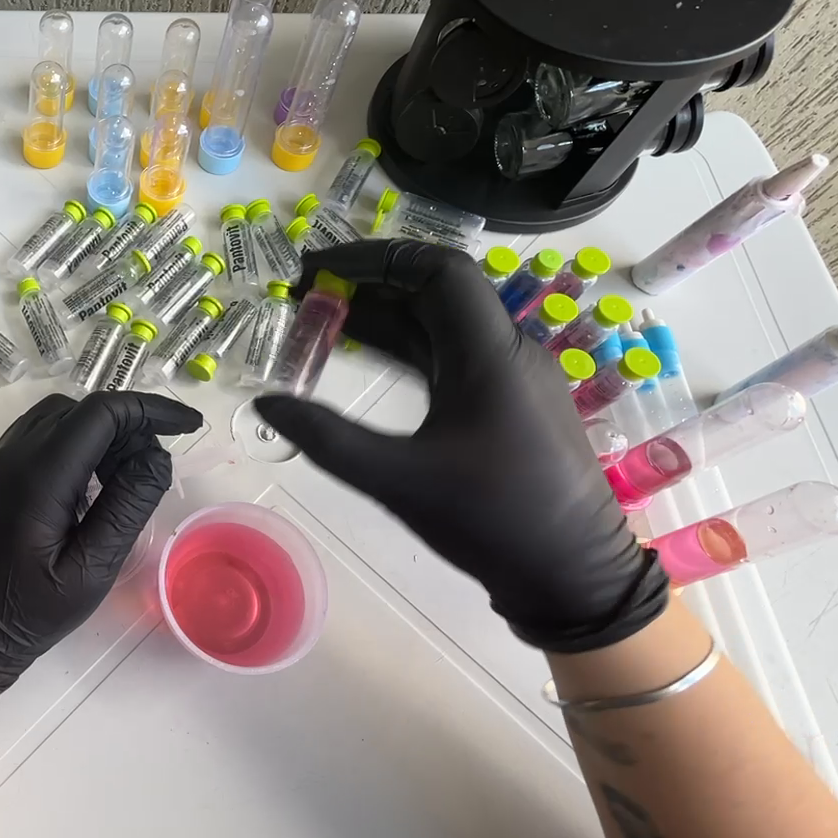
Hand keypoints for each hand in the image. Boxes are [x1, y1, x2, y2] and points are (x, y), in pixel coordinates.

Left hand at [0, 391, 202, 729]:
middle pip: (84, 409)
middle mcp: (16, 453)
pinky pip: (45, 433)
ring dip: (104, 432)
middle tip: (155, 468)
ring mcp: (2, 458)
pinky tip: (93, 481)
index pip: (102, 413)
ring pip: (63, 416)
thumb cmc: (30, 611)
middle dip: (130, 425)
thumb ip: (126, 507)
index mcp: (40, 475)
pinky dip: (79, 441)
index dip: (150, 411)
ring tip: (127, 476)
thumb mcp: (91, 569)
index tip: (188, 426)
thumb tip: (156, 455)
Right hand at [254, 239, 666, 652]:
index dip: (373, 259)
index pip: (437, 271)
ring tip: (318, 317)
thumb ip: (326, 438)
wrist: (574, 578)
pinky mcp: (500, 402)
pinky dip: (398, 346)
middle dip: (366, 282)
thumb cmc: (492, 523)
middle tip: (305, 291)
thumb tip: (263, 405)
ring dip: (379, 314)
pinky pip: (442, 354)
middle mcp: (503, 351)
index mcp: (490, 355)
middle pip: (433, 290)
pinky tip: (357, 354)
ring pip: (436, 323)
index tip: (317, 270)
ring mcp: (505, 377)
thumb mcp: (398, 480)